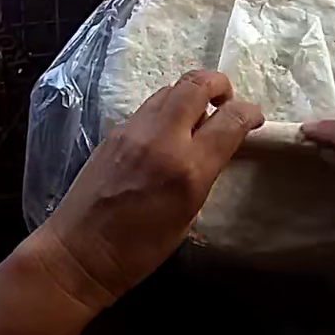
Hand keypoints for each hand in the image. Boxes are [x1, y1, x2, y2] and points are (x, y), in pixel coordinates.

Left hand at [25, 70, 261, 313]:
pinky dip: (164, 109)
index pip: (230, 120)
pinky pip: (147, 107)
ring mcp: (132, 131)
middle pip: (195, 85)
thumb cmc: (141, 249)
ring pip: (168, 90)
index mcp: (188, 169)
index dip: (249, 112)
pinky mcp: (113, 132)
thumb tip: (216, 144)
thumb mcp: (189, 215)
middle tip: (226, 100)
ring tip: (197, 115)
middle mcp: (161, 139)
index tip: (254, 117)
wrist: (81, 250)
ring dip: (189, 94)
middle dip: (218, 84)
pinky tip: (166, 130)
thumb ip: (204, 172)